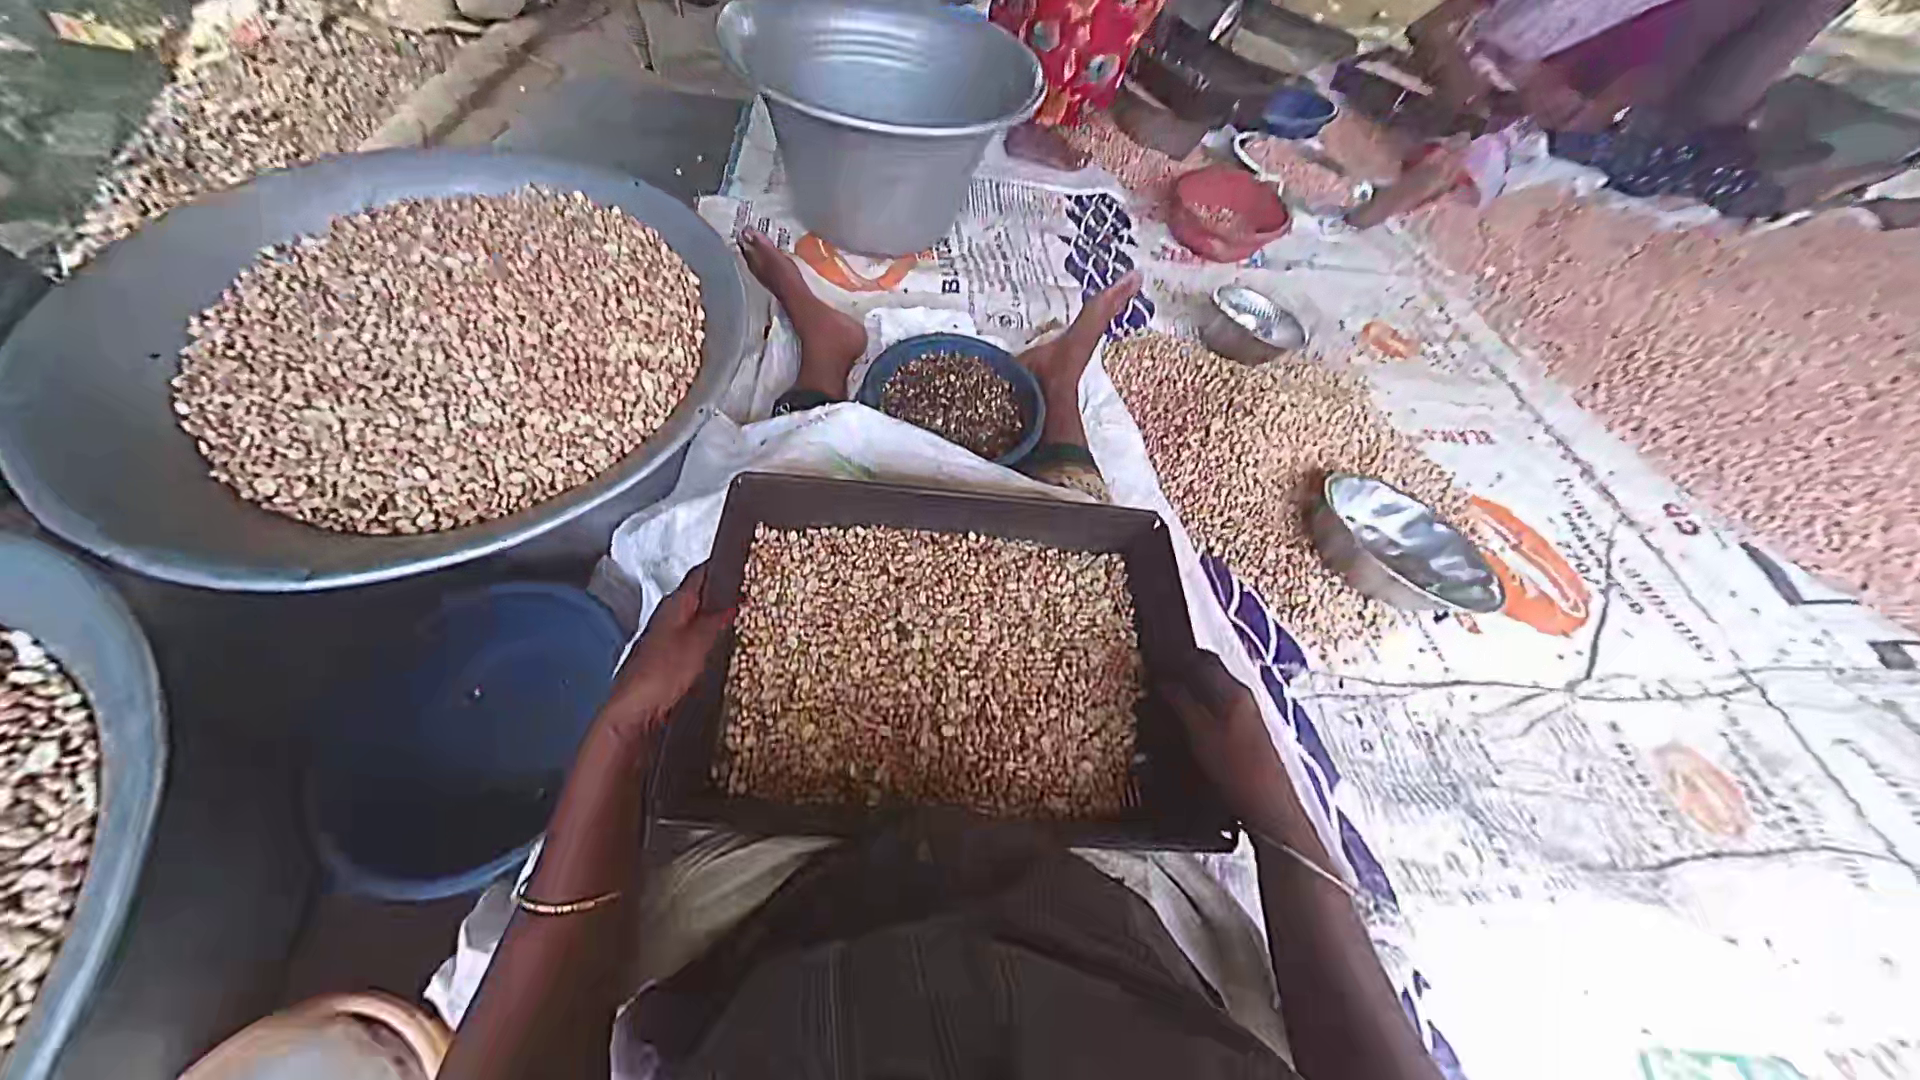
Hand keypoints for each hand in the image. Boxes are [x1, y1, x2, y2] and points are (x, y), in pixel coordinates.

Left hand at [598, 565, 734, 746]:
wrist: (635, 712)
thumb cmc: (660, 675)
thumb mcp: (699, 641)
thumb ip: (718, 619)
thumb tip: (734, 603)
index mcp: (674, 605)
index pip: (700, 575)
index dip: (720, 568)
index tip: (740, 564)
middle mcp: (668, 618)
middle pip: (701, 597)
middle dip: (724, 595)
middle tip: (749, 594)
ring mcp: (668, 639)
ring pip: (699, 620)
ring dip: (718, 620)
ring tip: (743, 620)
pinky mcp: (670, 660)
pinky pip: (696, 642)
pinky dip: (711, 640)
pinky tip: (723, 648)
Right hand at [1163, 650, 1308, 840]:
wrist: (1269, 806)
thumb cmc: (1234, 769)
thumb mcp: (1199, 733)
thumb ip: (1181, 702)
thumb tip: (1164, 681)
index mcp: (1234, 691)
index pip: (1204, 659)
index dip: (1179, 658)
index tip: (1157, 661)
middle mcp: (1245, 696)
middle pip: (1212, 671)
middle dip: (1185, 670)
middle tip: (1159, 678)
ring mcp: (1250, 713)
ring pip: (1216, 688)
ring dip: (1193, 688)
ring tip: (1169, 697)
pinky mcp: (1250, 729)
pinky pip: (1221, 704)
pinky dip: (1203, 703)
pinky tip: (1189, 717)